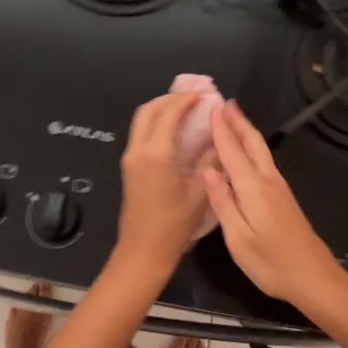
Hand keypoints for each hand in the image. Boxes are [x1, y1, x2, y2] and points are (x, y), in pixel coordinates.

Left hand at [113, 91, 213, 273]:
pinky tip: (174, 129)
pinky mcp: (128, 166)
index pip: (169, 113)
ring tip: (185, 109)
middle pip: (149, 109)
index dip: (186, 99)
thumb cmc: (173, 227)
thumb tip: (218, 139)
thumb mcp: (199, 195)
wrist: (142, 253)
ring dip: (161, 109)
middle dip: (170, 99)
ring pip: (141, 119)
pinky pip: (140, 133)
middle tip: (193, 98)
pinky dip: (155, 122)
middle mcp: (138, 150)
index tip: (203, 94)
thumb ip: (209, 163)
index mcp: (156, 154)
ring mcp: (130, 158)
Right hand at [203, 100, 346, 306]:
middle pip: (252, 143)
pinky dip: (252, 147)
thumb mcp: (239, 239)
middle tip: (224, 102)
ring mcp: (279, 188)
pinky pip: (264, 161)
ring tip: (234, 118)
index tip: (210, 107)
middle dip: (238, 121)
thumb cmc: (272, 263)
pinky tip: (247, 152)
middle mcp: (268, 181)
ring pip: (261, 150)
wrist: (314, 278)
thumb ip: (223, 203)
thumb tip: (208, 170)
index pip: (233, 151)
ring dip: (246, 131)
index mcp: (253, 189)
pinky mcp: (284, 198)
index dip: (221, 129)